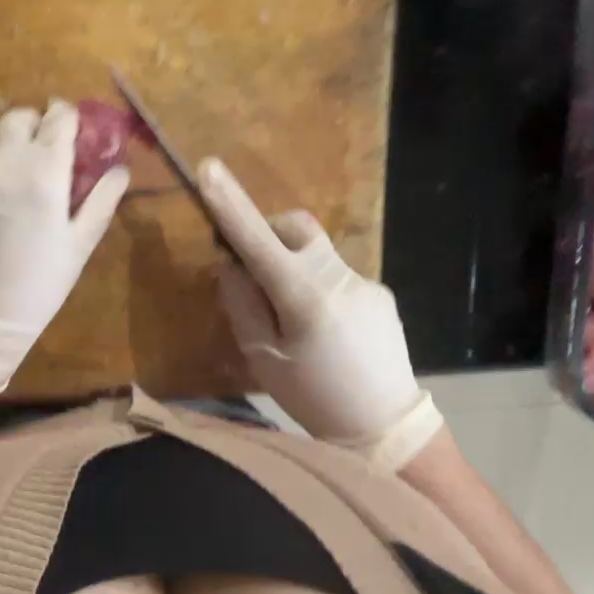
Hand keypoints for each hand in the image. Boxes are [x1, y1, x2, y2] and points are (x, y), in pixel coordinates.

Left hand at [0, 100, 129, 393]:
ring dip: (8, 157)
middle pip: (17, 119)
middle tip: (44, 155)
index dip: (68, 120)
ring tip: (18, 191)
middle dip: (34, 127)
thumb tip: (119, 169)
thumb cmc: (41, 285)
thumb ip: (102, 200)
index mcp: (43, 171)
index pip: (58, 117)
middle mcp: (3, 165)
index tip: (73, 134)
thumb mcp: (80, 244)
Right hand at [203, 158, 442, 471]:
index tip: (209, 168)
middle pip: (296, 228)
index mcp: (305, 298)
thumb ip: (244, 306)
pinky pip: (335, 276)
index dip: (231, 204)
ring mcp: (365, 283)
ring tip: (286, 321)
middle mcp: (339, 278)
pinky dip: (313, 289)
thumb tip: (230, 266)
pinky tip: (319, 334)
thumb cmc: (313, 398)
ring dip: (289, 268)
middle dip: (266, 234)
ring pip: (315, 253)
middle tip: (247, 270)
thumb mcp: (263, 359)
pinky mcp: (379, 295)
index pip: (259, 240)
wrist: (384, 425)